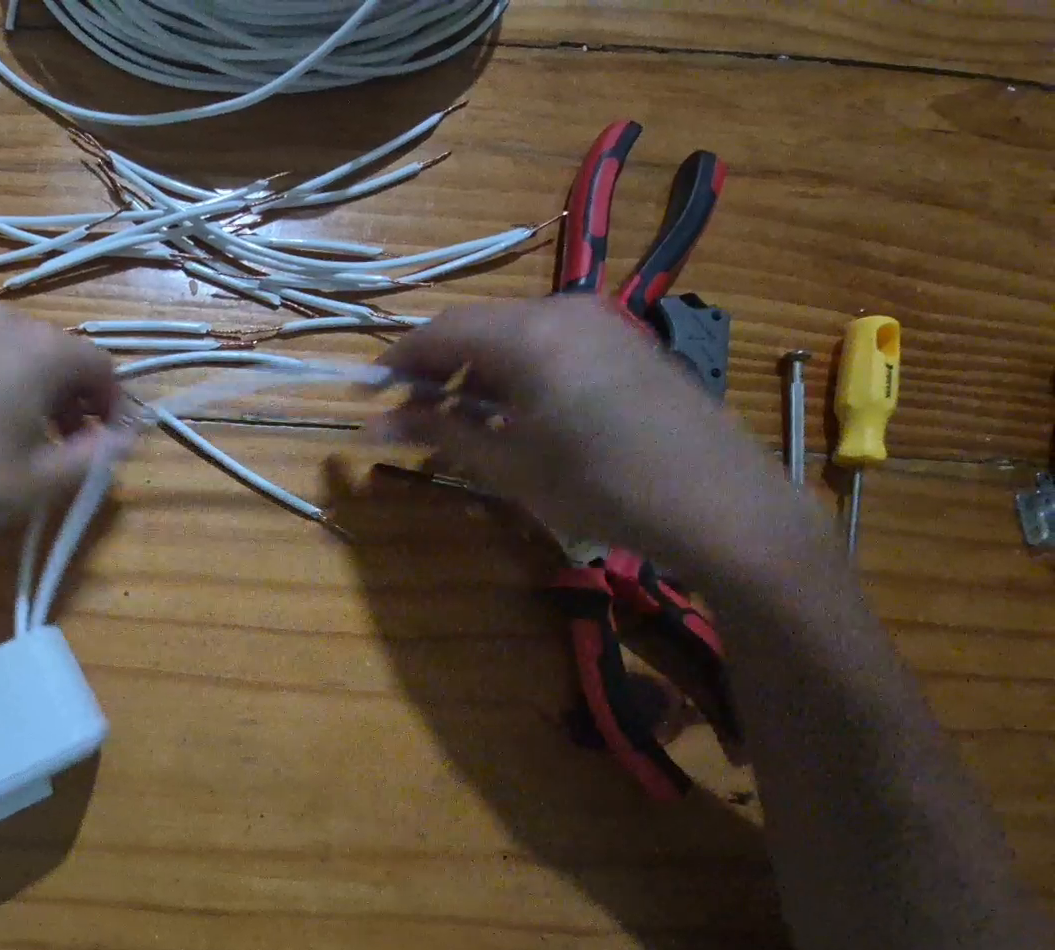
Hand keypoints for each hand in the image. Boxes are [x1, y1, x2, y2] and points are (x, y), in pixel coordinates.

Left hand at [0, 304, 128, 575]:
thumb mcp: (43, 481)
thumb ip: (97, 455)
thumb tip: (125, 439)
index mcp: (40, 348)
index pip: (100, 365)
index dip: (113, 404)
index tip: (107, 441)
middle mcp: (0, 319)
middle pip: (57, 352)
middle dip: (72, 396)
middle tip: (65, 443)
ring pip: (13, 350)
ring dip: (32, 387)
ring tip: (20, 434)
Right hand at [374, 296, 829, 580]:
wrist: (718, 503)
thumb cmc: (597, 485)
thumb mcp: (506, 463)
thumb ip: (437, 433)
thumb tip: (371, 426)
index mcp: (526, 335)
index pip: (437, 331)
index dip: (394, 361)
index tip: (365, 393)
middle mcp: (561, 312)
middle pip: (473, 325)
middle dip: (432, 365)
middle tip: (407, 410)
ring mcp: (599, 322)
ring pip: (510, 332)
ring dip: (472, 368)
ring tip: (457, 418)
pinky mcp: (623, 342)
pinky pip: (547, 341)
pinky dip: (512, 368)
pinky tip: (511, 411)